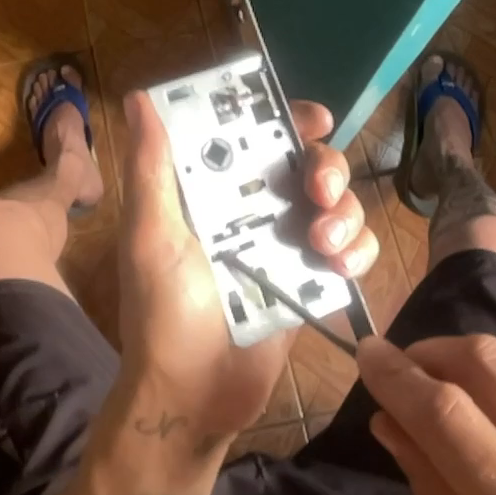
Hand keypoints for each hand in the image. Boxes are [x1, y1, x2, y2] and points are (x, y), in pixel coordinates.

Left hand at [117, 93, 378, 441]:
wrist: (192, 396)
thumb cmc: (163, 310)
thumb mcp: (151, 233)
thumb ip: (151, 166)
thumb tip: (139, 98)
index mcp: (212, 190)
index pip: (254, 136)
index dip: (286, 118)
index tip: (313, 119)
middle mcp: (251, 210)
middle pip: (307, 163)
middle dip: (325, 165)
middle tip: (320, 189)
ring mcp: (284, 246)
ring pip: (336, 204)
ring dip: (344, 212)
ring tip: (323, 244)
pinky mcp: (308, 283)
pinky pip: (349, 251)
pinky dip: (356, 251)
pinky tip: (341, 268)